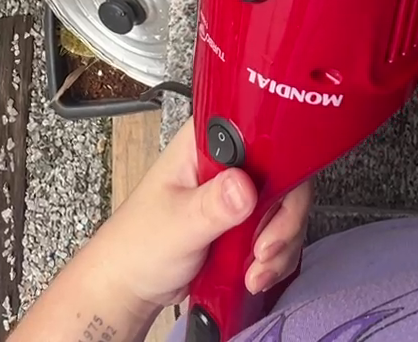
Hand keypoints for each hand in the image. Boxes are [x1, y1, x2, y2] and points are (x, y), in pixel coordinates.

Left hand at [82, 122, 311, 310]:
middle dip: (283, 217)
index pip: (262, 133)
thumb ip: (211, 204)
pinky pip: (278, 229)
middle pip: (283, 171)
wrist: (132, 285)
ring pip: (285, 204)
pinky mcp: (245, 218)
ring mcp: (238, 189)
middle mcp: (228, 158)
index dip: (279, 164)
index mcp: (207, 140)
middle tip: (265, 248)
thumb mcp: (176, 222)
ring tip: (255, 270)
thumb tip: (244, 185)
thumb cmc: (138, 243)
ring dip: (280, 243)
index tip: (273, 203)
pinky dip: (276, 255)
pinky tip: (255, 273)